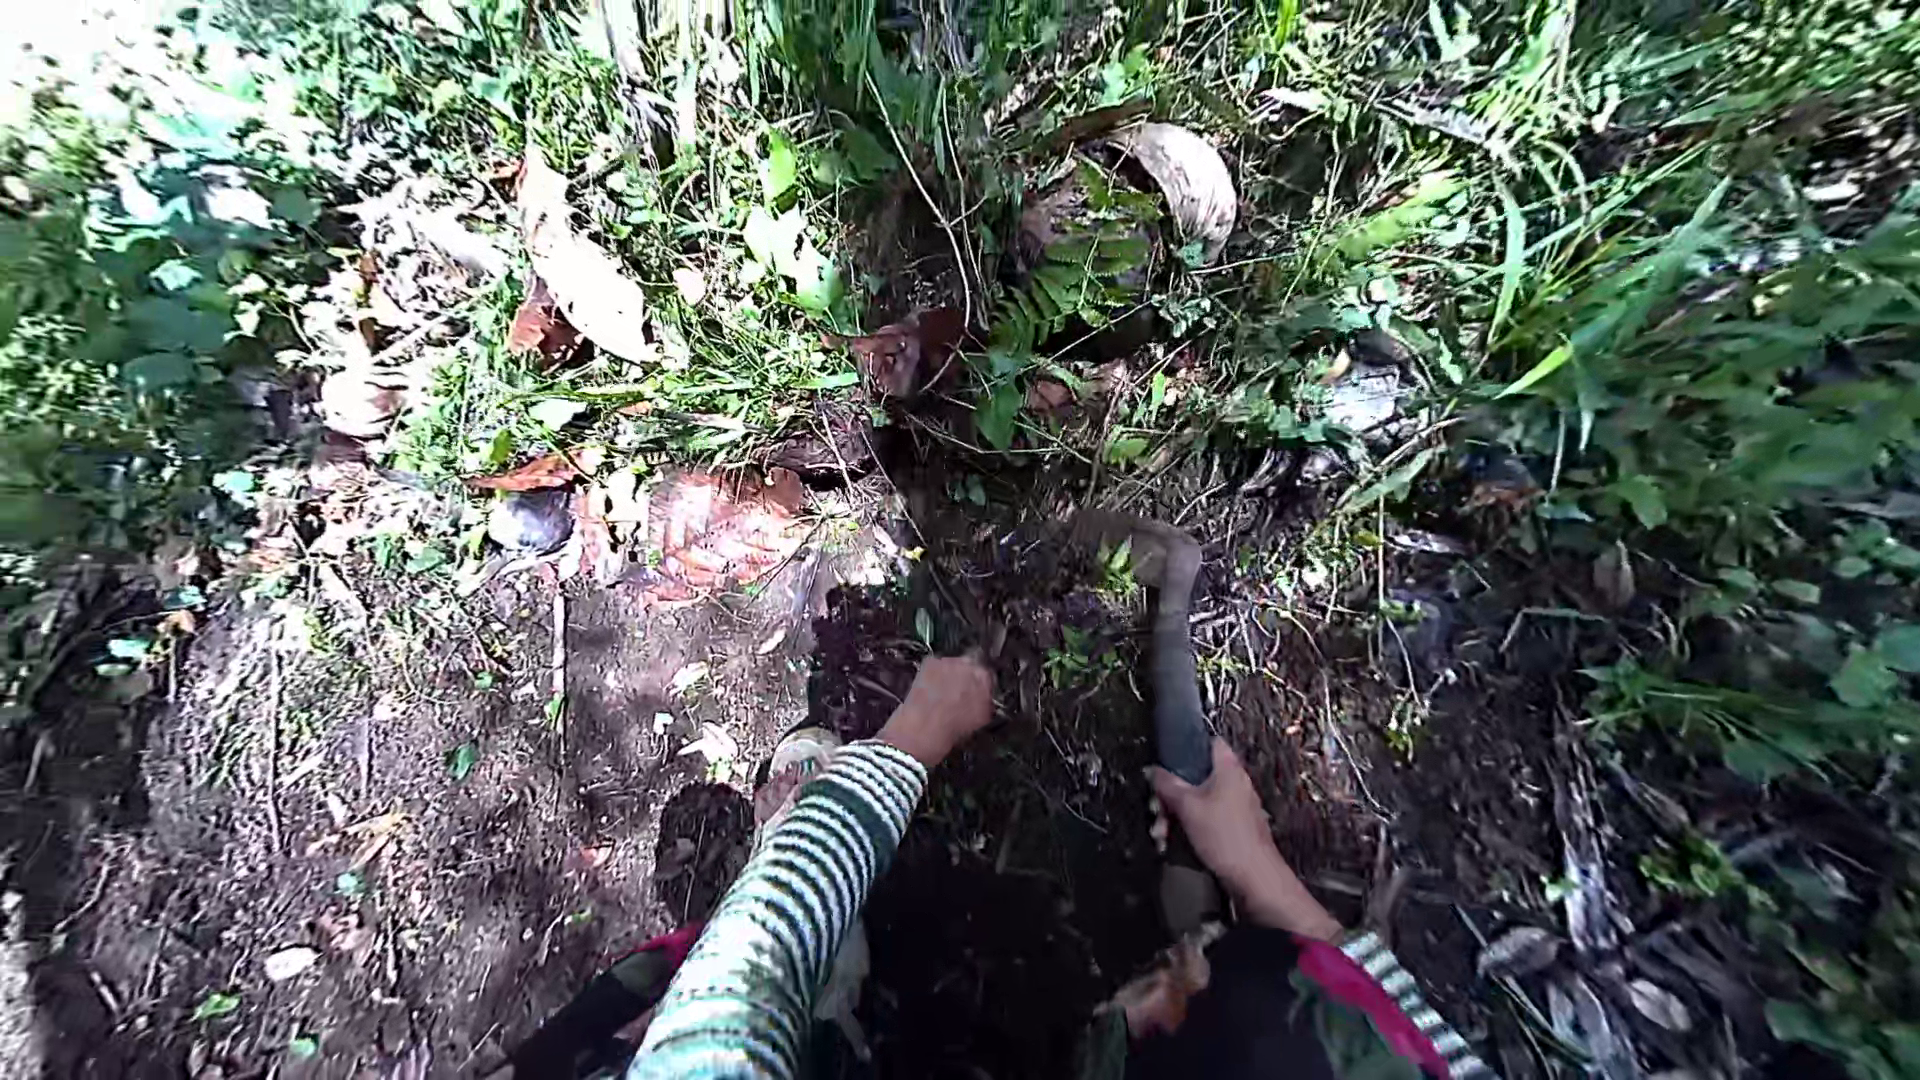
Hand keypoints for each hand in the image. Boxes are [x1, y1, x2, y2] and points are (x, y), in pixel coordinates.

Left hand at [877, 653, 994, 766]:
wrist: (924, 729)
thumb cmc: (952, 729)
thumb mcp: (981, 719)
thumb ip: (987, 701)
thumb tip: (985, 698)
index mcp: (986, 680)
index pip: (988, 675)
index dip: (980, 686)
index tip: (975, 692)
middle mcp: (970, 665)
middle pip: (971, 665)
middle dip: (965, 677)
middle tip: (958, 693)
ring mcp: (949, 661)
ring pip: (952, 664)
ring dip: (949, 674)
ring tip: (942, 693)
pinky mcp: (931, 661)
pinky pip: (935, 664)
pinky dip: (933, 673)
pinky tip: (930, 688)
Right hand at [1151, 739, 1341, 939]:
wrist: (1256, 881)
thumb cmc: (1226, 837)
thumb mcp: (1186, 805)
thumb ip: (1166, 783)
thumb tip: (1152, 771)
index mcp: (1228, 769)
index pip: (1210, 741)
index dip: (1188, 744)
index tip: (1168, 756)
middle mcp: (1235, 783)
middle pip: (1196, 774)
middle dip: (1172, 791)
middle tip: (1158, 805)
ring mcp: (1237, 806)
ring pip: (1197, 798)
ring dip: (1176, 812)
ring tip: (1162, 831)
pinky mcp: (1234, 827)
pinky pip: (1205, 817)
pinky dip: (1189, 825)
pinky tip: (1172, 841)